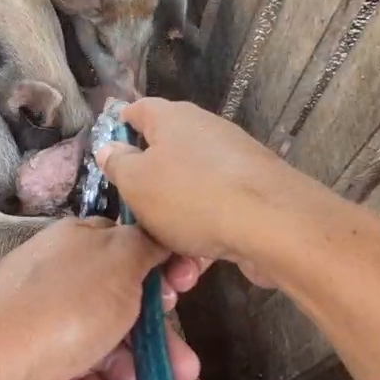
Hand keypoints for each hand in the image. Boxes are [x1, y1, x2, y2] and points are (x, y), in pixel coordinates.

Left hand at [0, 217, 204, 379]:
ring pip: (106, 347)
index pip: (131, 244)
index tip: (189, 285)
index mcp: (79, 241)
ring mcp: (44, 323)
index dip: (165, 265)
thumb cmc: (67, 306)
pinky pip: (75, 378)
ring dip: (133, 372)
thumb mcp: (121, 260)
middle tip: (187, 366)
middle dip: (159, 337)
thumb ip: (147, 243)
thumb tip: (155, 232)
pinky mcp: (33, 367)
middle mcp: (61, 277)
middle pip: (124, 303)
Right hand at [95, 99, 325, 276]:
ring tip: (166, 261)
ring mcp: (232, 163)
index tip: (107, 155)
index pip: (137, 111)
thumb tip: (110, 148)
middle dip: (147, 193)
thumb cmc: (190, 196)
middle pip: (164, 158)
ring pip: (188, 194)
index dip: (119, 129)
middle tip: (132, 220)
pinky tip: (196, 268)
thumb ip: (118, 165)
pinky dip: (202, 238)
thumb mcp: (137, 183)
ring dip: (173, 228)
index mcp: (172, 118)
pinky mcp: (253, 194)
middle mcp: (204, 132)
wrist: (272, 224)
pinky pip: (214, 214)